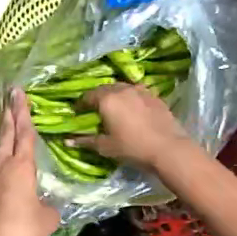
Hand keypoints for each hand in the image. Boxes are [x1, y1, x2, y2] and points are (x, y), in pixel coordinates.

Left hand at [0, 88, 60, 235]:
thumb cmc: (25, 232)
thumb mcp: (49, 218)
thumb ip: (50, 205)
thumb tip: (49, 205)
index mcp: (21, 167)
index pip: (24, 133)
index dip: (23, 112)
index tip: (19, 93)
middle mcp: (1, 169)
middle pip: (6, 136)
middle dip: (10, 115)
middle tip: (10, 96)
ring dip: (3, 142)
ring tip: (9, 134)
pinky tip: (3, 175)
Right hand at [77, 83, 193, 168]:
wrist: (168, 148)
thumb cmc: (132, 148)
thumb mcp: (106, 147)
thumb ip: (86, 141)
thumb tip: (67, 140)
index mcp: (107, 99)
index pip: (88, 96)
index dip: (81, 104)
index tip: (78, 112)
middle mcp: (122, 90)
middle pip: (105, 88)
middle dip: (97, 96)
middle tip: (95, 109)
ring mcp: (141, 91)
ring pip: (122, 87)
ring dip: (115, 94)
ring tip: (114, 106)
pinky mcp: (155, 96)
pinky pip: (138, 92)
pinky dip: (131, 97)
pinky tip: (133, 108)